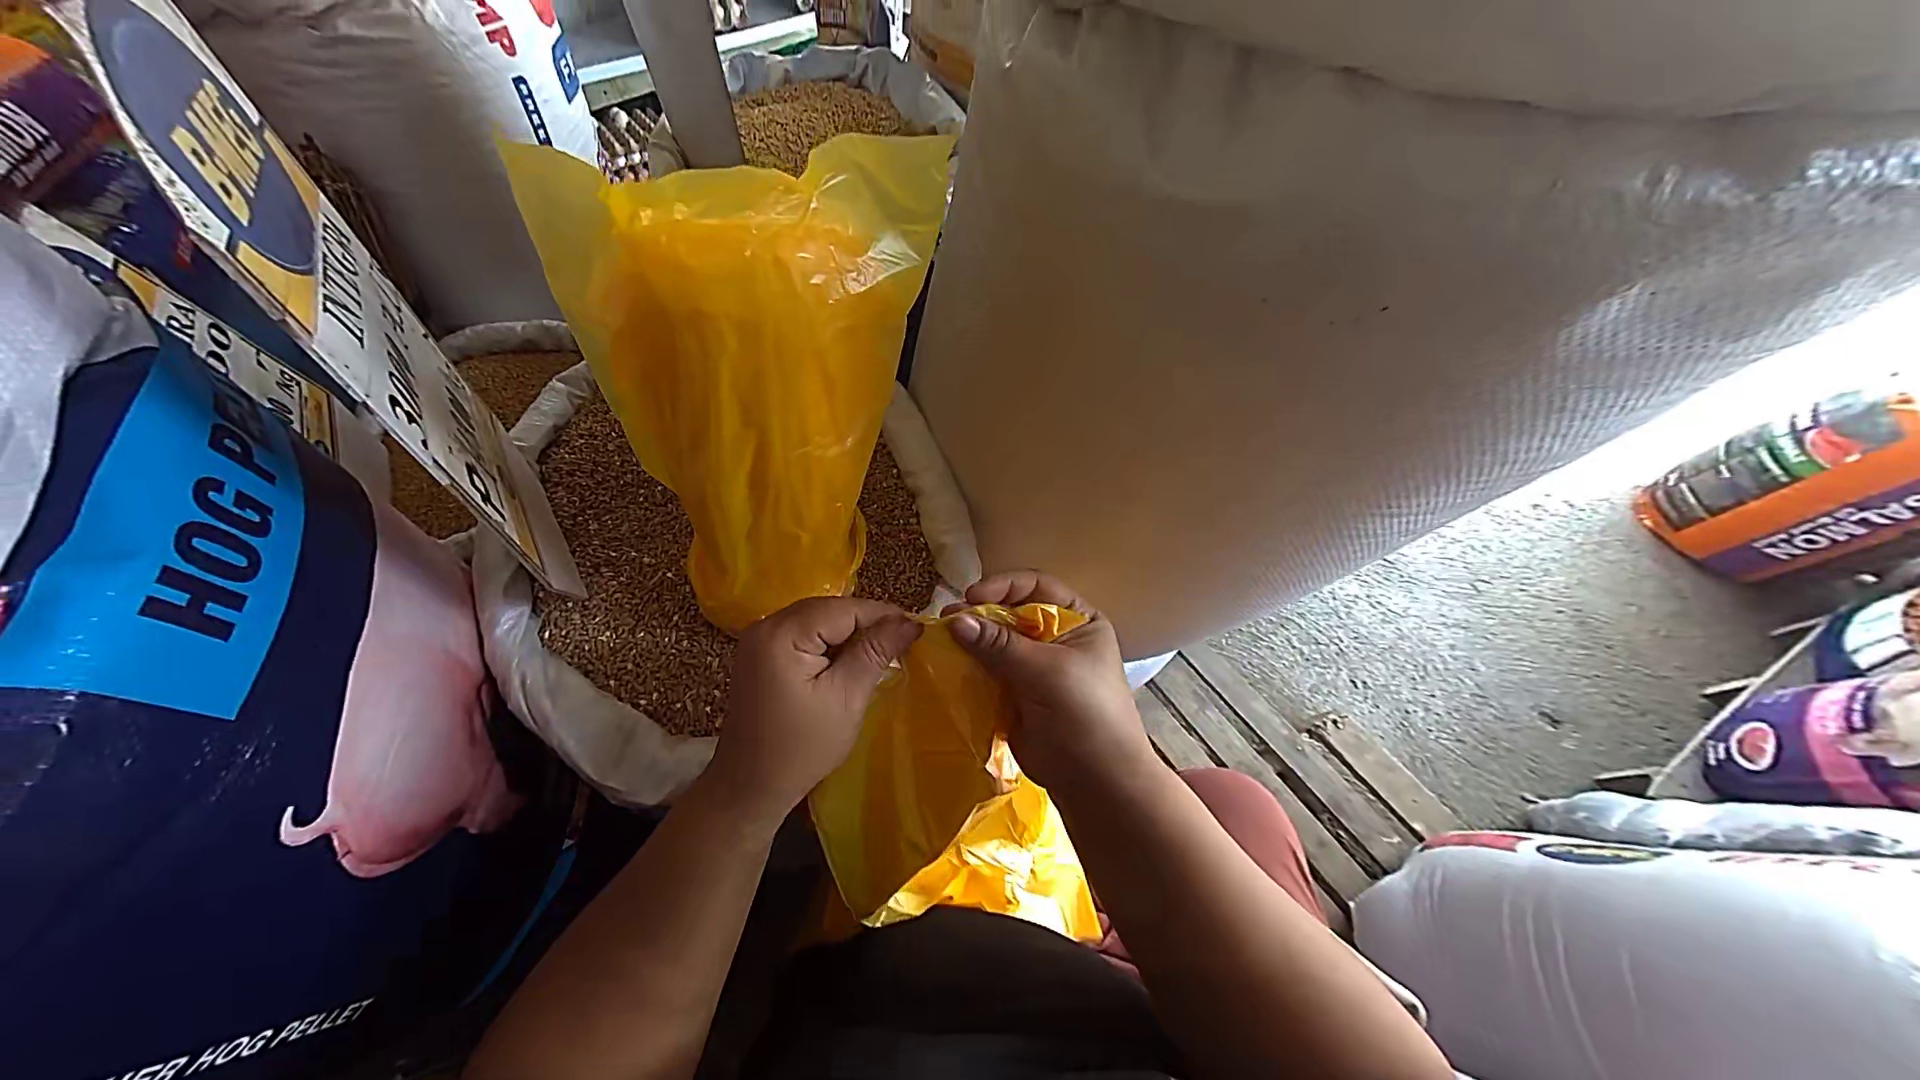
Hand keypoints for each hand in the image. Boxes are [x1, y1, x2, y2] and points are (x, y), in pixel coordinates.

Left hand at [705, 597, 922, 824]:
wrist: (750, 787)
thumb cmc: (802, 748)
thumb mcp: (847, 698)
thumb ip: (876, 653)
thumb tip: (910, 623)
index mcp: (781, 635)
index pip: (842, 609)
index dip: (882, 614)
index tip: (916, 628)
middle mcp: (765, 626)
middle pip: (828, 609)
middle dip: (867, 621)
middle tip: (904, 639)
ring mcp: (759, 639)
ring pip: (818, 620)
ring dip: (850, 632)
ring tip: (884, 650)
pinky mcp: (761, 654)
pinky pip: (804, 634)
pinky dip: (830, 642)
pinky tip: (851, 659)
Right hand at [945, 571, 1160, 796]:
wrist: (1097, 783)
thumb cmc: (1086, 715)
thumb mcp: (1047, 671)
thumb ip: (1000, 644)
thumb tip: (955, 620)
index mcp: (1078, 621)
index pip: (1037, 586)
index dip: (1003, 587)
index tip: (972, 596)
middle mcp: (1055, 638)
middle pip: (1011, 612)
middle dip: (980, 614)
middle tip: (948, 620)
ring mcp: (1033, 667)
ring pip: (994, 642)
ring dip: (970, 641)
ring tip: (940, 640)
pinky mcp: (1014, 694)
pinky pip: (986, 672)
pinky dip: (967, 668)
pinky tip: (947, 665)